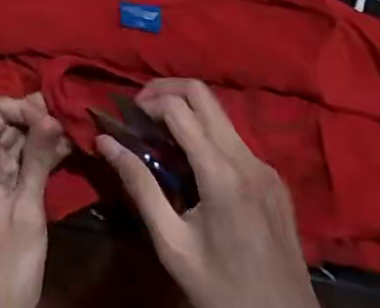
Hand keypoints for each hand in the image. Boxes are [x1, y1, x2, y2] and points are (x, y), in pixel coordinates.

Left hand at [0, 94, 70, 307]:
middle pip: (10, 120)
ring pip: (22, 137)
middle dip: (40, 115)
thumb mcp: (25, 207)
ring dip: (47, 132)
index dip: (25, 108)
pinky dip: (47, 150)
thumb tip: (51, 115)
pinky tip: (72, 144)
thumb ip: (37, 158)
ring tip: (76, 126)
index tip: (54, 119)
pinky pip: (28, 157)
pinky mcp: (11, 186)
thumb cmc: (8, 260)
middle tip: (72, 115)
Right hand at [96, 79, 317, 307]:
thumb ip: (140, 187)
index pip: (179, 108)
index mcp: (221, 172)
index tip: (125, 118)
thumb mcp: (172, 244)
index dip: (147, 102)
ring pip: (220, 113)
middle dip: (166, 91)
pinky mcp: (273, 178)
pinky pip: (235, 140)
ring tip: (159, 136)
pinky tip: (191, 164)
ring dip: (186, 112)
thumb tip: (105, 143)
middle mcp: (247, 157)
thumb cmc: (222, 291)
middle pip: (202, 93)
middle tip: (139, 112)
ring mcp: (265, 165)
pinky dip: (207, 135)